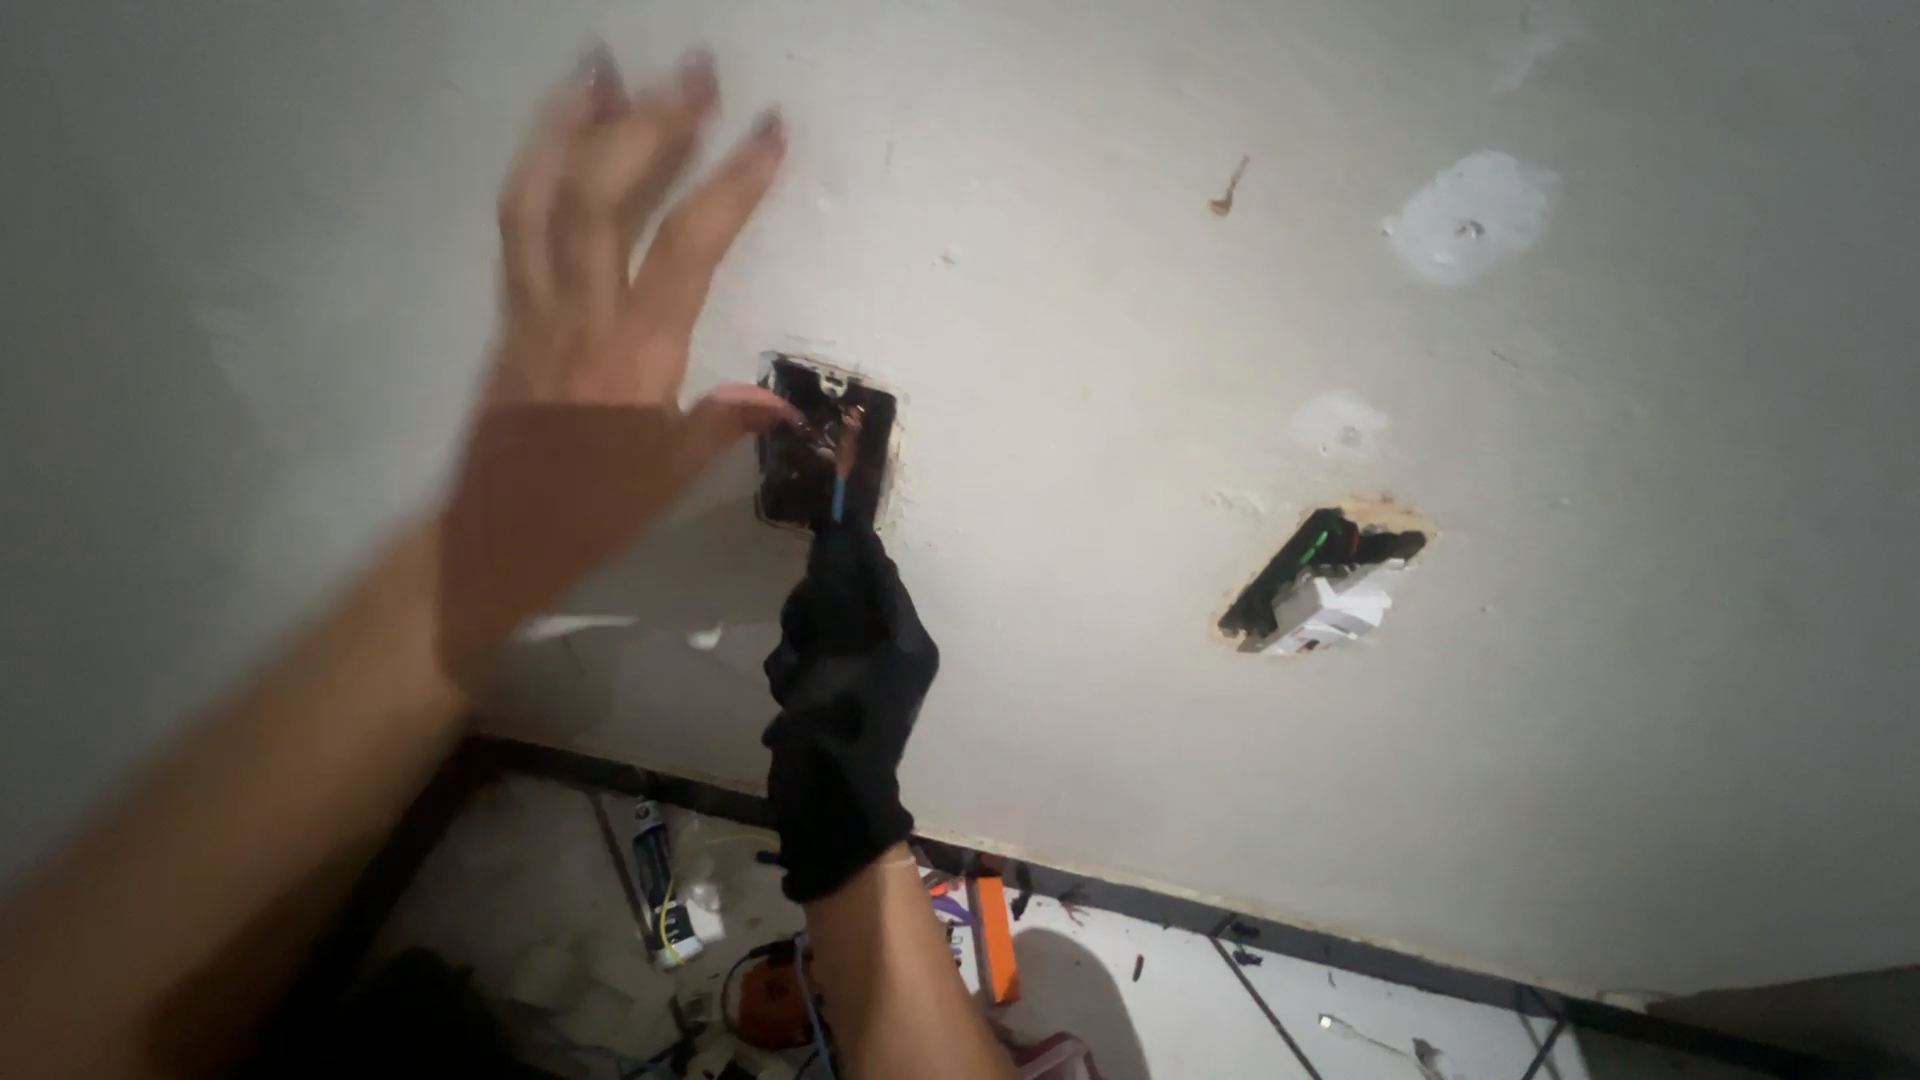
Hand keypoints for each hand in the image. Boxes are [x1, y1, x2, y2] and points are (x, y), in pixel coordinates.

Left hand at [439, 47, 798, 678]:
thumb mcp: (672, 476)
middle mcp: (577, 314)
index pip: (687, 249)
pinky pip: (516, 222)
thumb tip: (783, 402)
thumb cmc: (594, 511)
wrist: (496, 532)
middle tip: (696, 68)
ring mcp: (532, 305)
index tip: (768, 134)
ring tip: (605, 64)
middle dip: (653, 123)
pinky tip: (560, 137)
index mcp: (634, 355)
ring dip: (575, 121)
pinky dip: (537, 165)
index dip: (729, 185)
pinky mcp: (507, 310)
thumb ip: (724, 423)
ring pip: (541, 194)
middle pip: (605, 197)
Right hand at [762, 521, 938, 902]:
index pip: (881, 576)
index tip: (821, 531)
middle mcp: (886, 652)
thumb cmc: (843, 716)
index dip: (851, 554)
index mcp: (907, 639)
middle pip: (840, 600)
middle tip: (804, 637)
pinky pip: (801, 662)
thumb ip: (843, 591)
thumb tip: (851, 535)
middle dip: (812, 614)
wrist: (824, 799)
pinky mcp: (824, 695)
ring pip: (813, 630)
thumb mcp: (845, 647)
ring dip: (796, 650)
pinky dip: (791, 677)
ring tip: (797, 683)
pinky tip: (789, 703)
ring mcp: (854, 675)